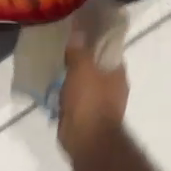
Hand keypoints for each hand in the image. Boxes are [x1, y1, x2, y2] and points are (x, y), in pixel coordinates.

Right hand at [58, 30, 128, 160]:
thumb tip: (78, 31)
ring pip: (85, 81)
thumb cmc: (89, 101)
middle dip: (81, 56)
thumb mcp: (82, 69)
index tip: (79, 30)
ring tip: (54, 62)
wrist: (86, 140)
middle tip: (62, 45)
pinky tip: (53, 84)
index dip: (95, 38)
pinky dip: (66, 90)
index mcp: (117, 72)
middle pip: (96, 64)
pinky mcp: (86, 114)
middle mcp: (112, 86)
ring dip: (72, 74)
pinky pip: (75, 96)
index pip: (109, 48)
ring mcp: (100, 102)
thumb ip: (79, 50)